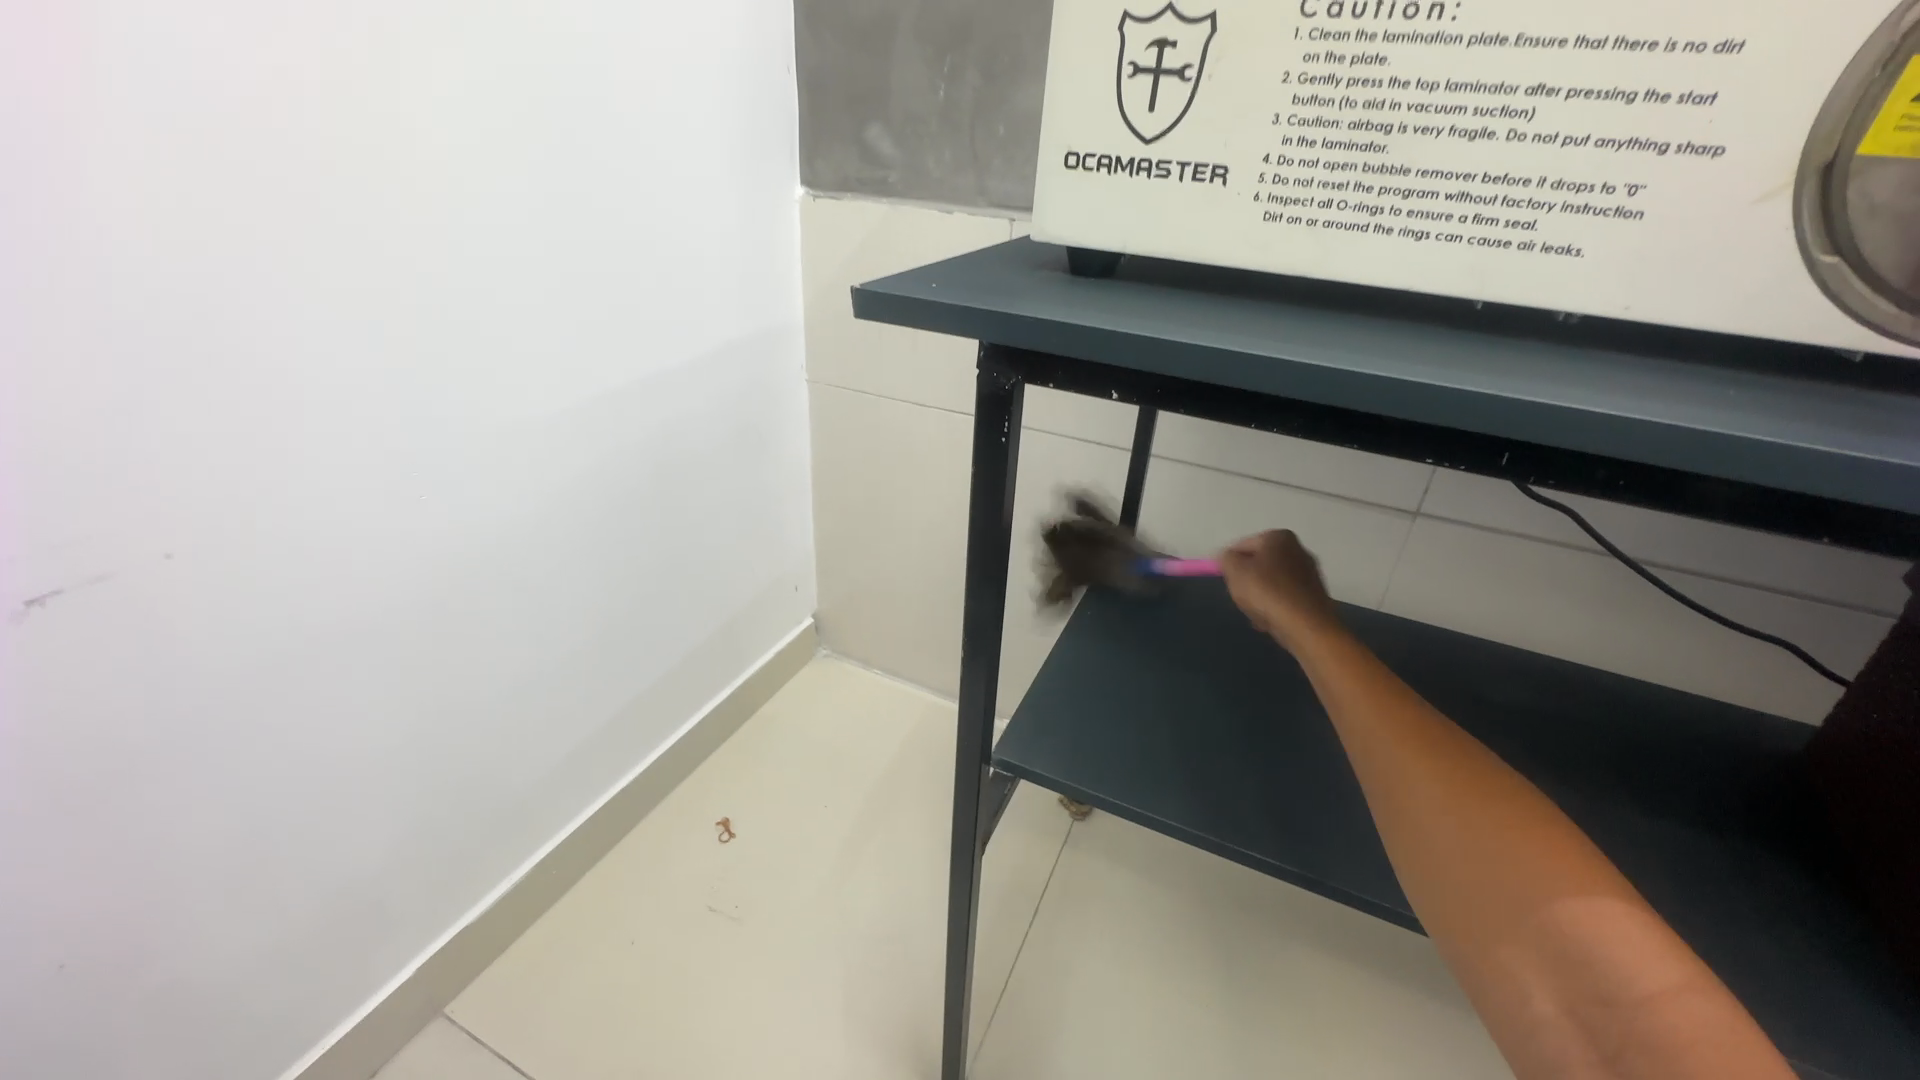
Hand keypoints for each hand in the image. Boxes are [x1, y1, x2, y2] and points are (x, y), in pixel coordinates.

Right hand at [1220, 530, 1341, 652]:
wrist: (1305, 625)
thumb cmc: (1266, 592)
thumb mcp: (1235, 571)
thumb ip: (1226, 558)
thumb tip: (1227, 556)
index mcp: (1278, 537)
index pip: (1242, 545)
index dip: (1229, 563)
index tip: (1225, 580)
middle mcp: (1298, 549)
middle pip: (1258, 564)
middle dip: (1247, 580)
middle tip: (1240, 596)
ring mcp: (1309, 572)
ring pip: (1271, 583)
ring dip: (1260, 596)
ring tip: (1255, 612)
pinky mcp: (1314, 594)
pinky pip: (1285, 597)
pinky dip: (1275, 606)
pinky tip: (1270, 619)